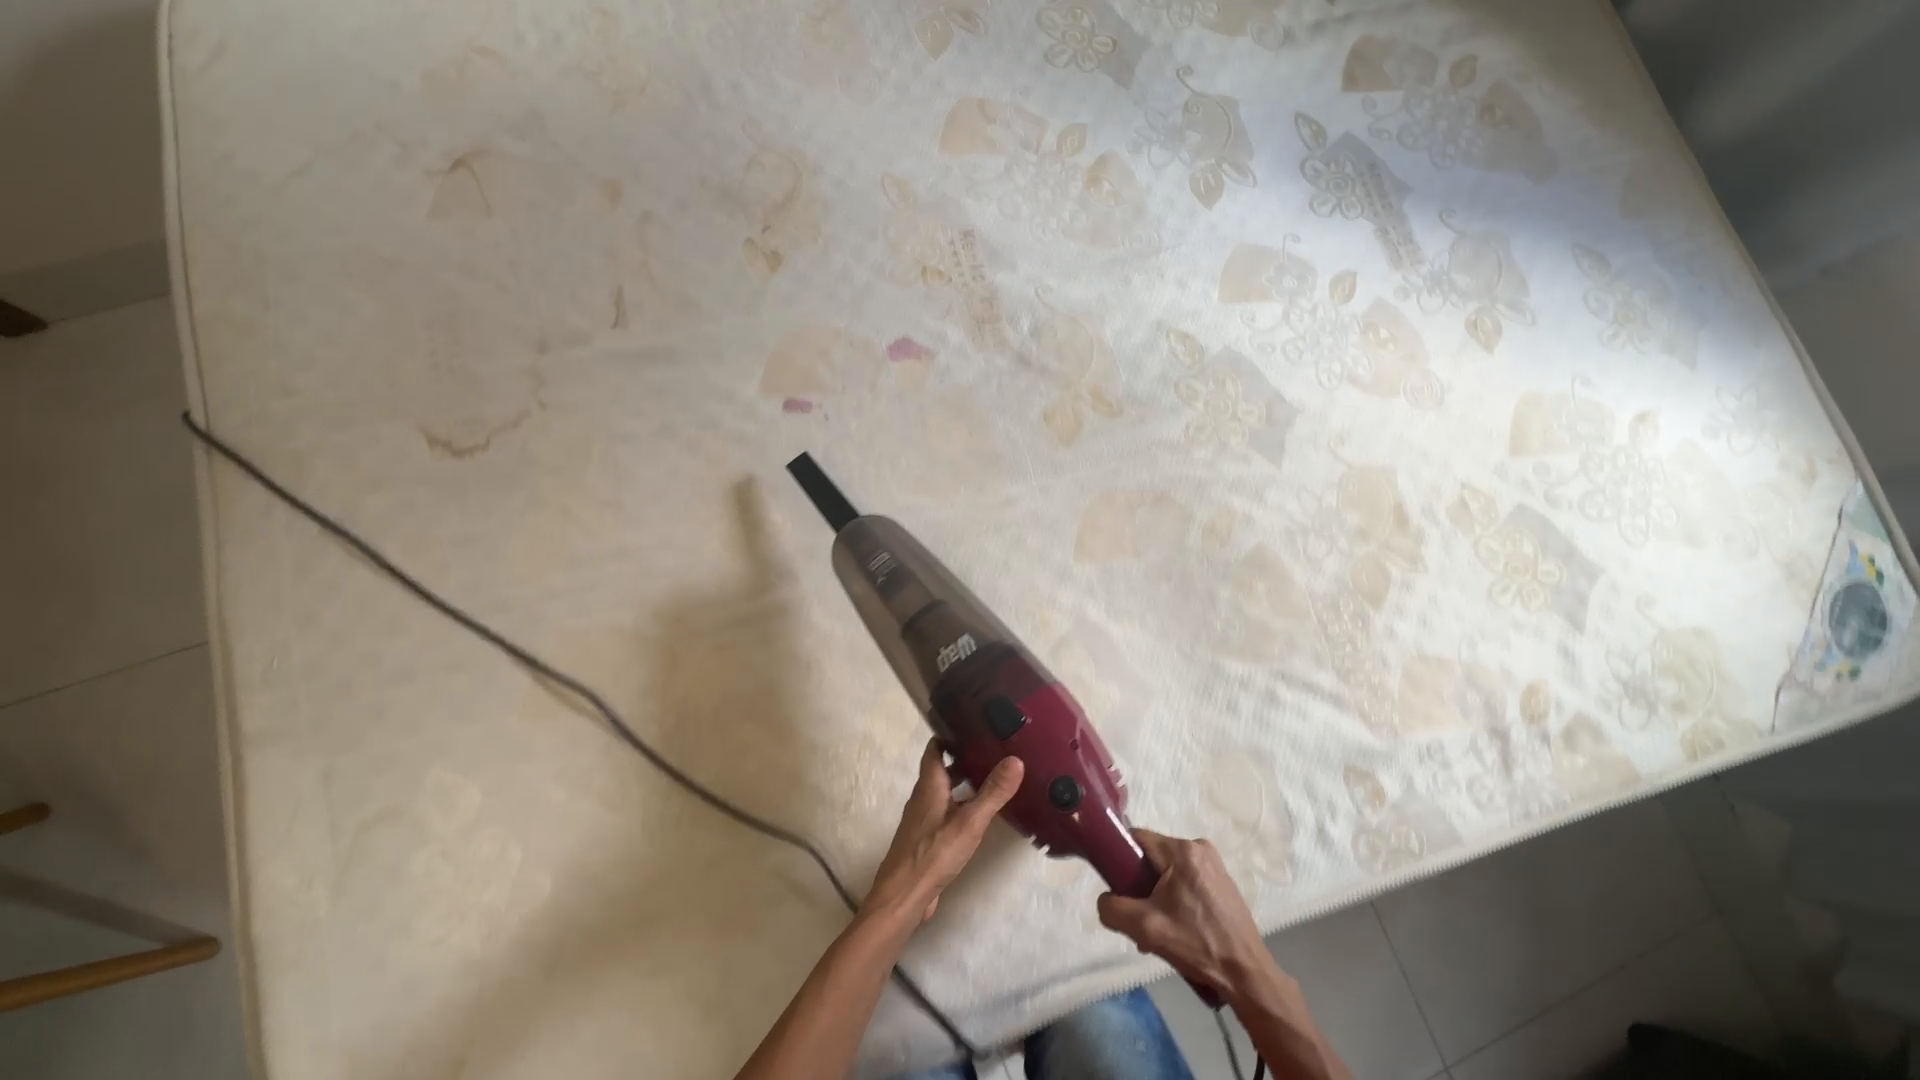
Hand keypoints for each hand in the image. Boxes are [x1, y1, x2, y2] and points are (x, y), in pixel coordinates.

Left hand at [862, 740, 1023, 926]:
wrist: (904, 896)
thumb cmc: (933, 853)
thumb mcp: (969, 822)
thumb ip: (992, 792)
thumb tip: (1015, 760)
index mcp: (929, 786)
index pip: (935, 748)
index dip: (951, 735)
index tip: (975, 726)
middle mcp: (924, 798)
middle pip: (943, 770)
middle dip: (965, 759)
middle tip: (995, 752)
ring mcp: (924, 820)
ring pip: (946, 793)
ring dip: (965, 784)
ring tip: (995, 780)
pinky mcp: (928, 840)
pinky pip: (947, 814)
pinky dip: (963, 807)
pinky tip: (982, 817)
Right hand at [1096, 829, 1272, 999]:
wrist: (1245, 974)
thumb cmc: (1197, 945)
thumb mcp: (1144, 928)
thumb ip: (1111, 908)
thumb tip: (1107, 900)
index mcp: (1182, 851)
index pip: (1136, 838)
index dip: (1119, 859)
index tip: (1117, 888)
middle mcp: (1200, 848)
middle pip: (1151, 859)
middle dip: (1139, 888)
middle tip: (1139, 919)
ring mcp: (1214, 865)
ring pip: (1166, 873)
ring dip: (1155, 900)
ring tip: (1159, 932)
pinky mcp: (1221, 882)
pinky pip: (1184, 883)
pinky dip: (1174, 902)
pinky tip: (1177, 931)